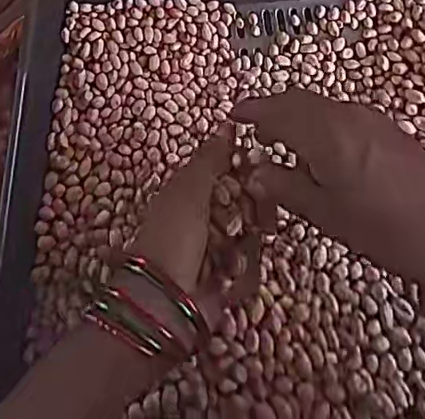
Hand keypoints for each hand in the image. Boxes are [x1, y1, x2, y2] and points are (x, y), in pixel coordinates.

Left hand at [126, 132, 262, 321]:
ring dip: (244, 250)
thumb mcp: (190, 189)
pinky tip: (225, 279)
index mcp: (194, 186)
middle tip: (248, 224)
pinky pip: (253, 267)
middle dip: (253, 214)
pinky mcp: (232, 276)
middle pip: (252, 202)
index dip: (251, 174)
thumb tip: (228, 122)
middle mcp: (210, 212)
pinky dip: (241, 274)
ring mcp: (221, 245)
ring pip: (256, 236)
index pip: (237, 170)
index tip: (259, 179)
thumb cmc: (172, 237)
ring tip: (227, 260)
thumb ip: (212, 157)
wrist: (166, 301)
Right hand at [232, 89, 424, 300]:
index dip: (251, 112)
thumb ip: (285, 187)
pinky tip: (319, 153)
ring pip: (318, 106)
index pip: (276, 110)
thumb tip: (253, 173)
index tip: (232, 117)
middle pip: (296, 101)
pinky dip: (318, 123)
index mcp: (325, 133)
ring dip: (295, 118)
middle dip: (271, 112)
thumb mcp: (328, 216)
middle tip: (254, 135)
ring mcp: (369, 117)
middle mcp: (345, 114)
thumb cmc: (388, 232)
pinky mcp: (386, 127)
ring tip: (283, 148)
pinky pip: (339, 114)